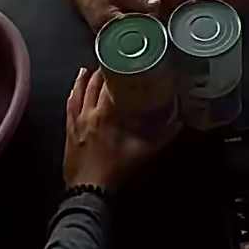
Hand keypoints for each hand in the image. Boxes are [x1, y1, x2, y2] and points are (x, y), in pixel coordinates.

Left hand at [63, 67, 177, 189]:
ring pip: (79, 92)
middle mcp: (90, 112)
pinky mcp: (69, 128)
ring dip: (85, 79)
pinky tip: (75, 87)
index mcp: (107, 114)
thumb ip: (162, 136)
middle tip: (110, 62)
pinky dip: (73, 93)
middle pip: (93, 85)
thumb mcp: (143, 152)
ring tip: (90, 68)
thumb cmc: (116, 169)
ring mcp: (77, 119)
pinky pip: (69, 105)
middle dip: (102, 72)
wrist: (88, 188)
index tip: (124, 60)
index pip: (110, 85)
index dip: (116, 71)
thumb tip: (179, 123)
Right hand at [67, 0, 158, 29]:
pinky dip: (131, 33)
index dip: (147, 28)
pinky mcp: (106, 36)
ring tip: (153, 29)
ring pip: (126, 39)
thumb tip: (158, 5)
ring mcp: (105, 37)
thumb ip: (138, 1)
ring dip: (139, 34)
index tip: (160, 25)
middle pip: (131, 38)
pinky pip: (122, 37)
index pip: (133, 30)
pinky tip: (141, 28)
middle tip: (159, 28)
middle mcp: (106, 35)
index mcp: (109, 23)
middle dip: (145, 34)